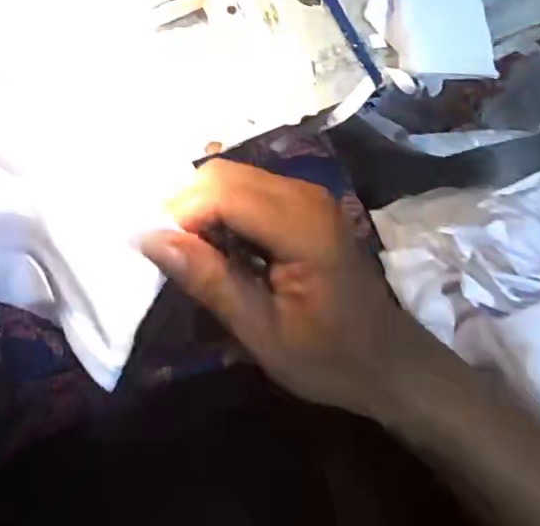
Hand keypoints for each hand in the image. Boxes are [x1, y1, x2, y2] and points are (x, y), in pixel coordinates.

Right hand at [139, 159, 446, 419]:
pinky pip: (242, 184)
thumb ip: (208, 280)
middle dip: (186, 207)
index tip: (168, 257)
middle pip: (221, 174)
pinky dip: (218, 207)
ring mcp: (303, 191)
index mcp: (302, 226)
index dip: (183, 216)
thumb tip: (147, 237)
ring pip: (228, 174)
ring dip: (200, 206)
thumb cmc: (331, 358)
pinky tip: (221, 244)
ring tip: (198, 254)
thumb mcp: (263, 334)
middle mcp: (302, 193)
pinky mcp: (298, 198)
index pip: (222, 192)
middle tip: (177, 256)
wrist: (392, 364)